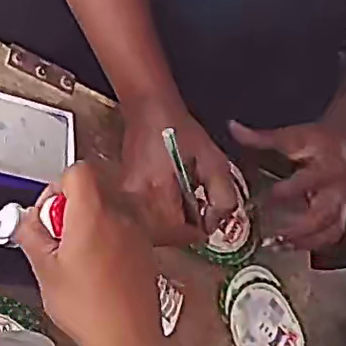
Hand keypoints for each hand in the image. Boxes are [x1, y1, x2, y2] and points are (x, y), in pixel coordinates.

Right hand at [14, 163, 182, 345]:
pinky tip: (93, 273)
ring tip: (73, 261)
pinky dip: (103, 241)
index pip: (77, 171)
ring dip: (85, 226)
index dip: (57, 187)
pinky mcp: (144, 250)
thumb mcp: (45, 271)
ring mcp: (135, 233)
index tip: (47, 216)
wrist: (129, 340)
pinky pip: (118, 231)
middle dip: (67, 211)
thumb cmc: (88, 309)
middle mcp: (119, 216)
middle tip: (55, 242)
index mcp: (92, 215)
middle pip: (89, 191)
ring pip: (104, 211)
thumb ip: (30, 235)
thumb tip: (25, 220)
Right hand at [121, 99, 239, 245]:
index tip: (208, 217)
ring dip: (172, 222)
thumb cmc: (180, 131)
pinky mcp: (123, 193)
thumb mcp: (214, 161)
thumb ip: (222, 196)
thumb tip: (215, 223)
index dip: (199, 229)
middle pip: (165, 236)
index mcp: (159, 192)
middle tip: (198, 208)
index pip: (180, 234)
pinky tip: (169, 194)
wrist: (148, 110)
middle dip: (185, 227)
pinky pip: (144, 217)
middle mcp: (138, 199)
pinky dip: (160, 214)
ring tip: (183, 198)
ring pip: (154, 229)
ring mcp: (127, 197)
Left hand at [228, 120, 345, 250]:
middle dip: (298, 228)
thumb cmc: (315, 141)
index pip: (308, 182)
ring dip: (304, 241)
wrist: (339, 144)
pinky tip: (290, 247)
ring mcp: (341, 203)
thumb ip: (261, 137)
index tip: (266, 198)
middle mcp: (338, 188)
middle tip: (273, 235)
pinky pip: (332, 235)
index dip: (288, 191)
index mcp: (325, 166)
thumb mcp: (290, 136)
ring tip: (278, 245)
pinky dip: (312, 244)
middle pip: (323, 214)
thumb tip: (233, 128)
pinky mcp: (340, 214)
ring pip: (330, 229)